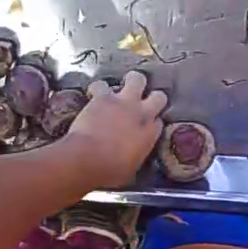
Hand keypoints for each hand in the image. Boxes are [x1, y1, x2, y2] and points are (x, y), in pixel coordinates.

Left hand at [56, 70, 168, 186]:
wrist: (88, 158)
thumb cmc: (109, 171)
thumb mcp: (130, 170)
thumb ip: (135, 157)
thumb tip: (131, 158)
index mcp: (150, 135)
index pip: (159, 122)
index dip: (152, 122)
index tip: (143, 126)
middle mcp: (142, 114)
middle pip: (159, 96)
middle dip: (151, 97)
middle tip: (140, 101)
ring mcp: (123, 102)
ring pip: (137, 78)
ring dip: (129, 81)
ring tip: (119, 90)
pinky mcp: (103, 97)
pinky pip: (102, 84)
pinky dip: (96, 89)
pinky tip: (92, 94)